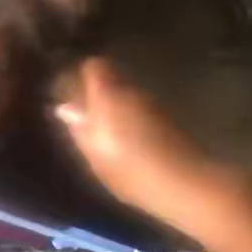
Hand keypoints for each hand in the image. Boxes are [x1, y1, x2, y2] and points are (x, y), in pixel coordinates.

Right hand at [55, 57, 232, 220]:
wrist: (185, 184)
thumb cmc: (129, 168)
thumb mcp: (93, 153)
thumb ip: (79, 127)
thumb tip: (65, 108)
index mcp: (108, 94)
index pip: (94, 66)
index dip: (82, 76)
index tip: (73, 93)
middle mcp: (133, 91)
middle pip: (113, 80)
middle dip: (100, 94)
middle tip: (87, 118)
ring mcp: (155, 104)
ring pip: (129, 96)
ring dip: (118, 108)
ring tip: (108, 135)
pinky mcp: (172, 120)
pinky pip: (143, 111)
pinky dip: (135, 121)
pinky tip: (130, 145)